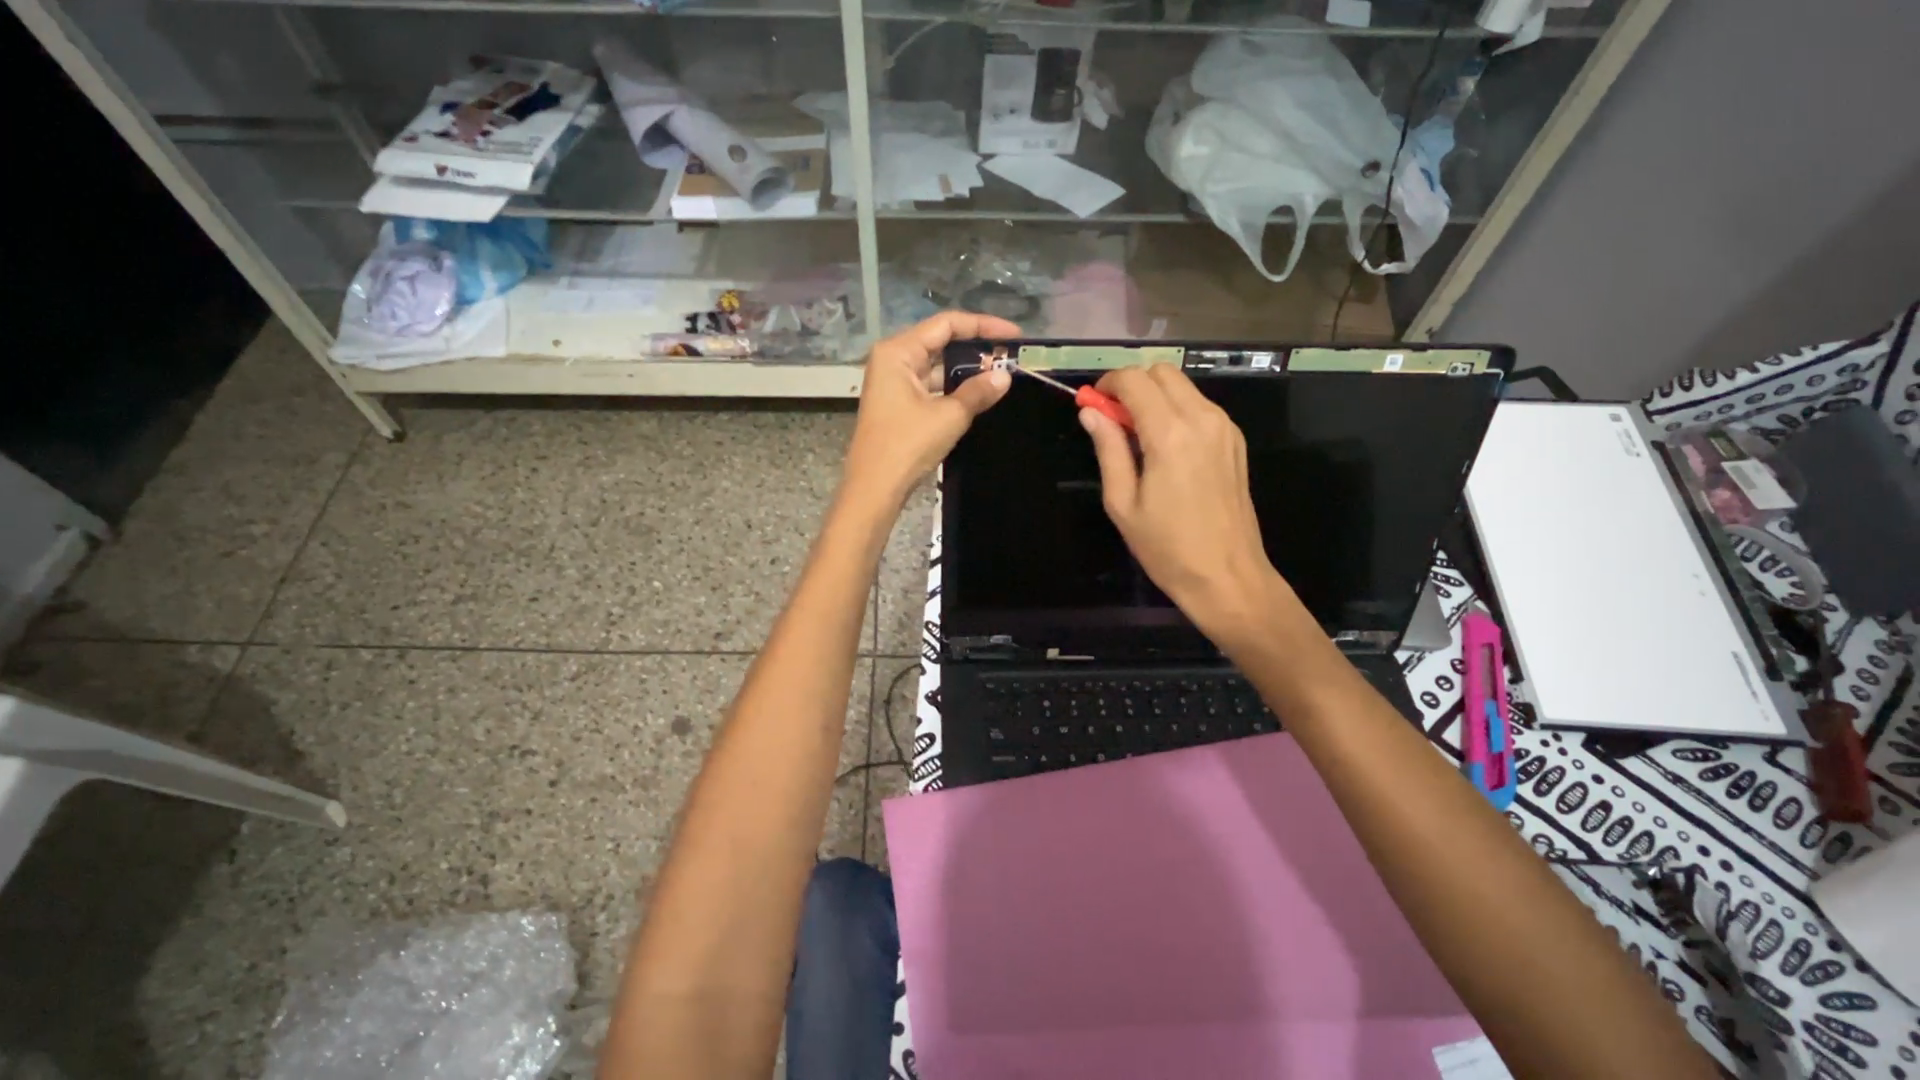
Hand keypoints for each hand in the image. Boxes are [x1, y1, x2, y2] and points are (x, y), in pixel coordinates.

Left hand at [842, 311, 1019, 507]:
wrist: (875, 488)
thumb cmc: (907, 445)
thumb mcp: (949, 416)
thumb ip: (978, 392)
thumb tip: (1004, 377)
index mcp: (898, 351)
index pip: (946, 324)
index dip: (982, 326)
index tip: (1014, 335)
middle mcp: (892, 359)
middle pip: (939, 340)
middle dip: (975, 347)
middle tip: (1010, 355)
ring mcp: (893, 382)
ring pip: (936, 364)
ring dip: (966, 369)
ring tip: (1001, 373)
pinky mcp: (898, 403)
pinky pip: (930, 384)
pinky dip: (953, 386)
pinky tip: (979, 393)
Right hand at [1081, 364, 1288, 640]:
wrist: (1227, 576)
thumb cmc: (1167, 547)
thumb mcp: (1123, 503)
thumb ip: (1108, 450)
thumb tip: (1091, 413)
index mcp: (1169, 434)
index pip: (1134, 380)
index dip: (1108, 384)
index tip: (1094, 404)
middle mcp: (1201, 419)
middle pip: (1162, 371)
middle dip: (1133, 385)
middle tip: (1115, 419)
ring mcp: (1223, 427)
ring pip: (1183, 386)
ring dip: (1156, 397)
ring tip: (1138, 436)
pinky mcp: (1235, 440)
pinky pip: (1200, 406)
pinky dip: (1177, 411)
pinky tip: (1166, 448)